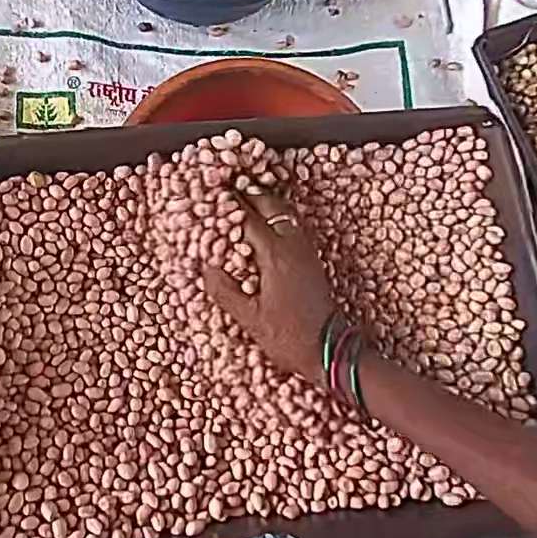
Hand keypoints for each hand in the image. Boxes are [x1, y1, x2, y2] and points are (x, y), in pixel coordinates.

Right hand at [203, 189, 335, 383]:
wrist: (329, 350)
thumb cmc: (288, 337)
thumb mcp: (249, 318)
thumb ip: (224, 290)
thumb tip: (207, 267)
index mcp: (275, 257)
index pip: (247, 220)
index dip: (228, 205)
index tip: (212, 195)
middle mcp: (292, 247)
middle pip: (270, 206)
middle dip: (249, 194)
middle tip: (229, 187)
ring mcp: (305, 251)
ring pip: (285, 213)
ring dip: (265, 201)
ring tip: (245, 198)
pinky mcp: (311, 260)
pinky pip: (292, 225)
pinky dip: (276, 216)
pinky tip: (265, 223)